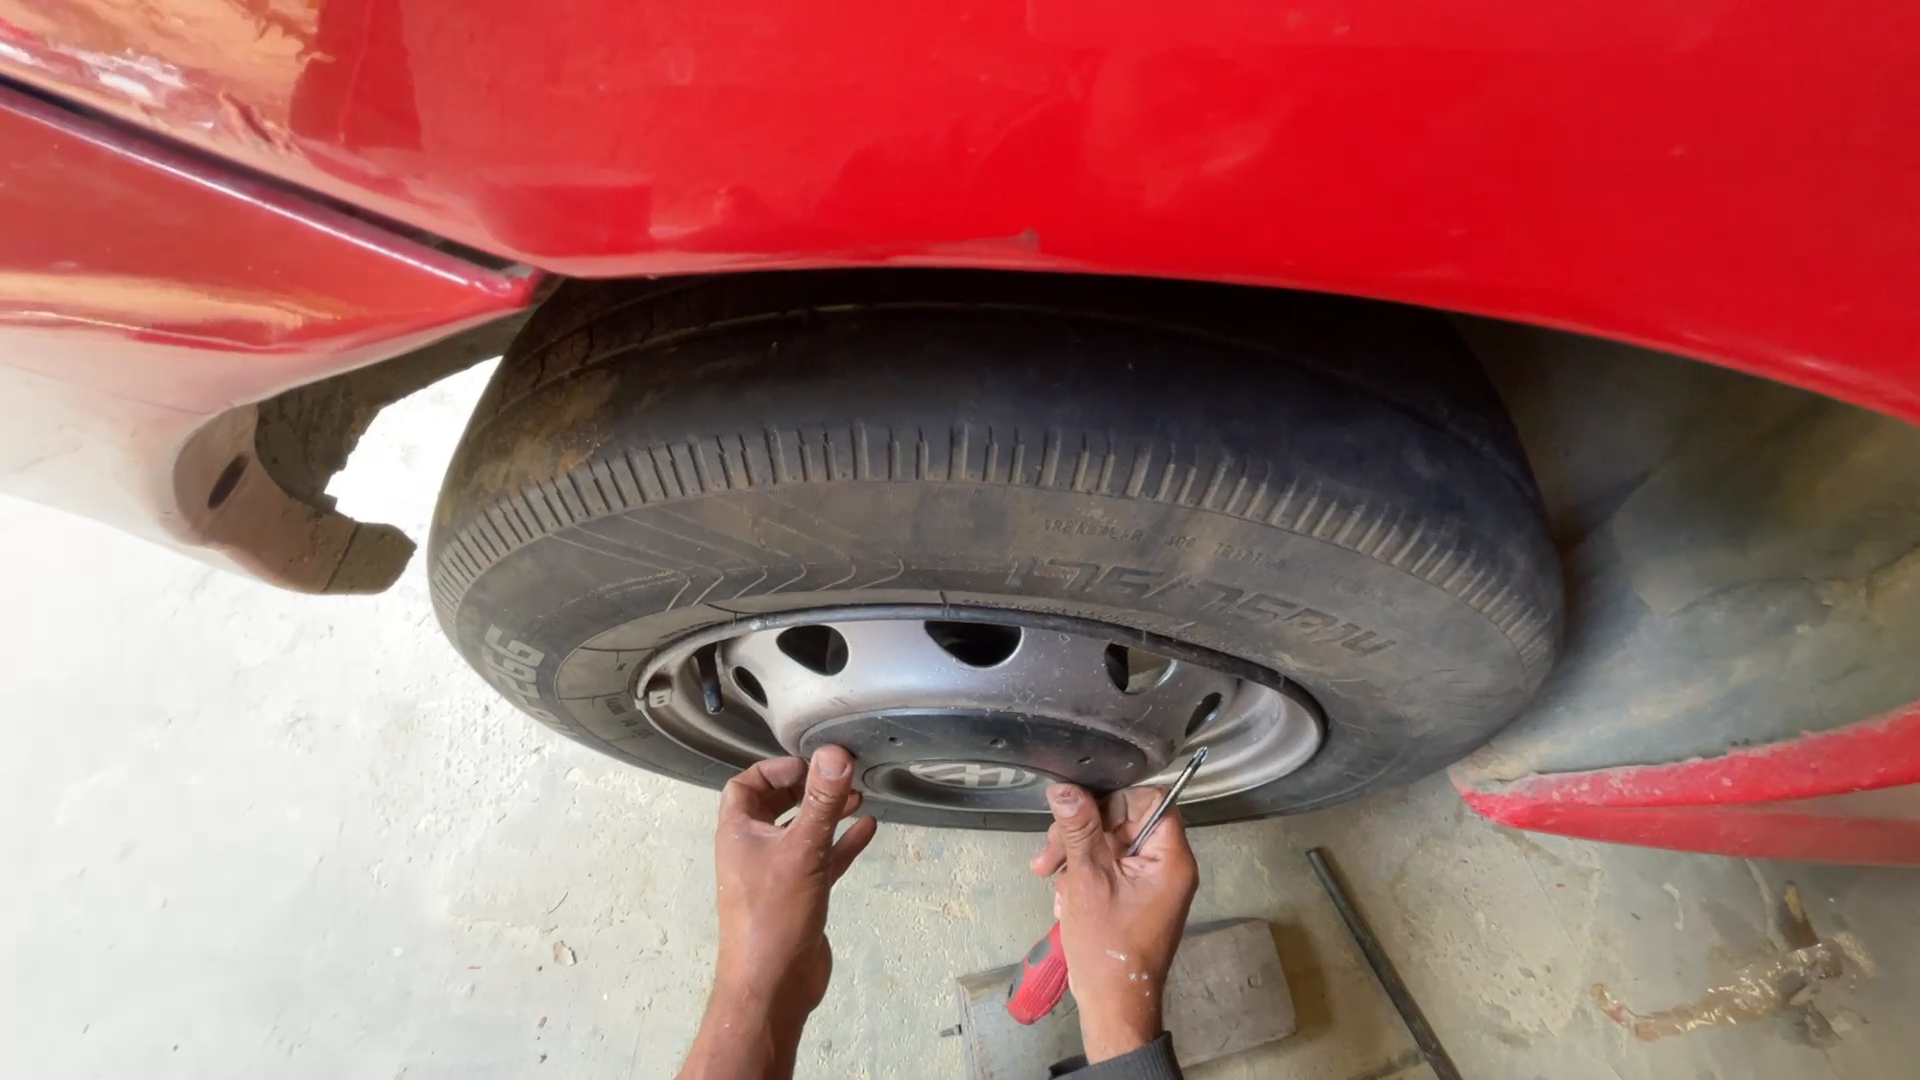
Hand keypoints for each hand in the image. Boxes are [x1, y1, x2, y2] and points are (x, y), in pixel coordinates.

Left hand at [679, 746, 877, 1079]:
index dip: (775, 769)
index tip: (809, 764)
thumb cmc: (775, 914)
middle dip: (807, 788)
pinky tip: (868, 828)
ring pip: (803, 831)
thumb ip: (821, 800)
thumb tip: (836, 752)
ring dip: (828, 812)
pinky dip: (842, 842)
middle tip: (838, 775)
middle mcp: (754, 849)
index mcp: (739, 833)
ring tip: (859, 795)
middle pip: (777, 804)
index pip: (746, 785)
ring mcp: (778, 873)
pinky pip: (822, 858)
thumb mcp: (802, 849)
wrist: (773, 989)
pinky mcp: (801, 895)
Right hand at [1030, 783, 1197, 1062]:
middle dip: (1080, 833)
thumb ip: (1078, 828)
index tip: (1081, 815)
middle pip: (1121, 820)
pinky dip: (1081, 873)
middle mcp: (1165, 864)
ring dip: (1074, 854)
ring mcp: (1149, 880)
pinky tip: (1064, 896)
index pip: (1149, 800)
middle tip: (1048, 853)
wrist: (1112, 1006)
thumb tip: (1064, 788)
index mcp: (1170, 857)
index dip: (1114, 801)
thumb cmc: (1106, 944)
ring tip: (1049, 877)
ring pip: (1107, 841)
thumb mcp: (1088, 877)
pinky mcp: (1132, 893)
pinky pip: (1106, 864)